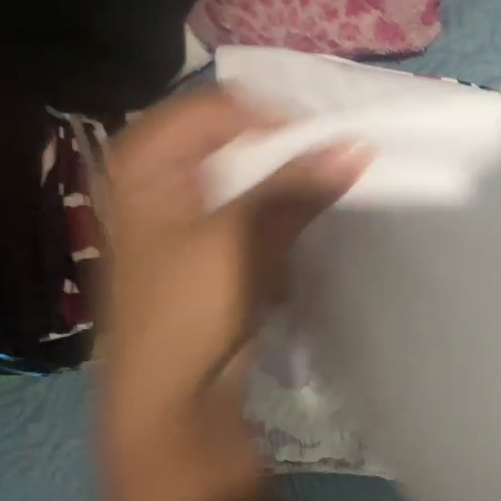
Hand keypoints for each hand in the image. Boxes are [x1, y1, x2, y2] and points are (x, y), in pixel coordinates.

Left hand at [98, 86, 370, 430]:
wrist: (172, 393)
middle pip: (234, 137)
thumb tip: (356, 147)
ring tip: (336, 187)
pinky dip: (285, 209)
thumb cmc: (186, 310)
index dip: (276, 119)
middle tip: (343, 160)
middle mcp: (160, 175)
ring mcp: (185, 212)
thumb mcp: (240, 239)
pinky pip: (255, 209)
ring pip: (248, 175)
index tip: (333, 144)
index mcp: (144, 159)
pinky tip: (314, 220)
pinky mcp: (212, 246)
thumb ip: (294, 188)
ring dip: (292, 180)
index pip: (219, 107)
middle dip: (290, 148)